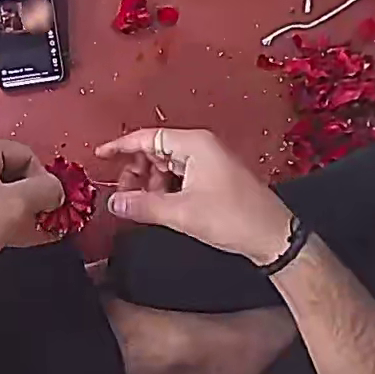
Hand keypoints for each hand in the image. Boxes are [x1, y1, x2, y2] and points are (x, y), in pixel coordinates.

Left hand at [0, 134, 62, 288]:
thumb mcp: (17, 204)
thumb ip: (46, 190)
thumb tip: (57, 190)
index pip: (25, 155)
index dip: (43, 180)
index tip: (52, 202)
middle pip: (14, 175)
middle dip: (34, 199)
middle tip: (49, 218)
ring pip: (3, 195)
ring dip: (24, 213)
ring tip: (41, 230)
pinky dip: (7, 222)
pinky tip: (22, 238)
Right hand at [95, 128, 294, 263]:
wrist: (272, 236)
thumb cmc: (235, 218)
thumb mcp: (181, 213)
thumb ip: (143, 206)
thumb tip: (115, 202)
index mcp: (195, 144)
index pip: (148, 137)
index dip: (121, 146)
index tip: (102, 155)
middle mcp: (202, 147)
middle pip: (156, 150)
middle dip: (137, 171)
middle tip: (124, 194)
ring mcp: (210, 161)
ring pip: (167, 165)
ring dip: (151, 182)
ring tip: (142, 205)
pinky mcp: (214, 176)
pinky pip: (181, 175)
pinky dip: (166, 188)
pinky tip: (160, 206)